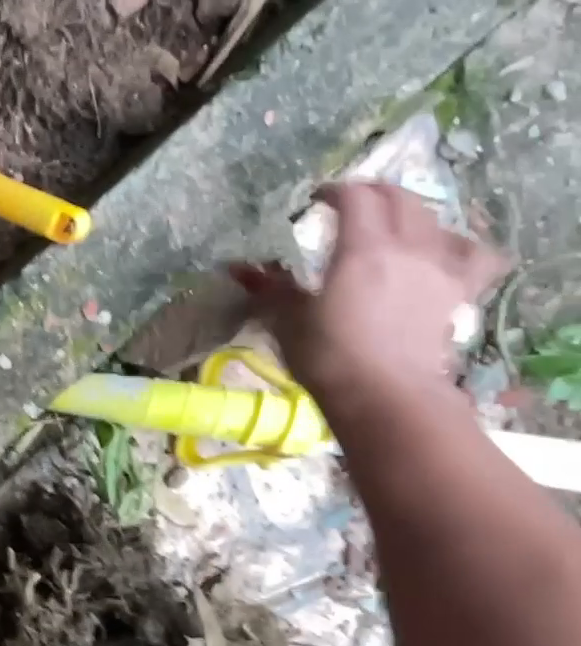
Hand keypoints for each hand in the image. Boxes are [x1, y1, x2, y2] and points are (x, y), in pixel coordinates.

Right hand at [231, 183, 509, 413]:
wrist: (384, 391)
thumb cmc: (327, 355)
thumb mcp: (287, 320)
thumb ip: (269, 287)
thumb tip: (237, 267)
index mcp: (362, 249)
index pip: (355, 199)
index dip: (334, 191)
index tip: (315, 199)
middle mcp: (408, 246)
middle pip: (399, 199)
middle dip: (373, 194)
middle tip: (349, 203)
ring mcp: (441, 265)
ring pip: (432, 219)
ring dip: (409, 212)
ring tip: (389, 225)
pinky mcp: (460, 288)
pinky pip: (471, 250)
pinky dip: (456, 242)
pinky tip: (443, 250)